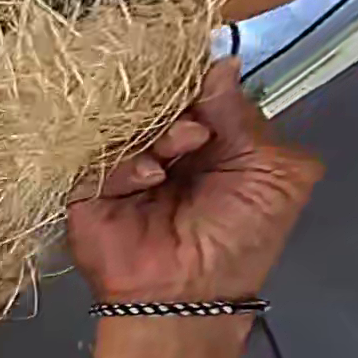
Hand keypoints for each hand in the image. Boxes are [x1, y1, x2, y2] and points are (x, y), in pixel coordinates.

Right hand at [68, 58, 323, 303]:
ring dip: (157, 135)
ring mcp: (121, 173)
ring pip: (126, 132)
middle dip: (180, 110)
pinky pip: (95, 164)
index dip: (199, 85)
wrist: (187, 292)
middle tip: (197, 130)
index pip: (196, 98)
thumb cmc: (241, 236)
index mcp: (207, 144)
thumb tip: (220, 65)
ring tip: (180, 150)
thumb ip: (243, 119)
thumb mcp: (271, 169)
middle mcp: (160, 153)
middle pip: (158, 109)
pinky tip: (149, 178)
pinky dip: (124, 164)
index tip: (206, 76)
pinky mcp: (87, 195)